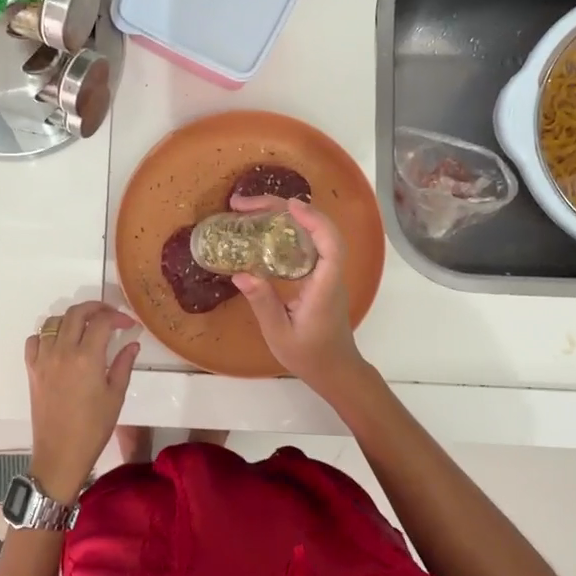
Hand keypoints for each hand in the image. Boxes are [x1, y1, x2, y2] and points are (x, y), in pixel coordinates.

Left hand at [24, 301, 140, 501]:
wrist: (60, 453)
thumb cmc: (93, 428)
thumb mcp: (115, 396)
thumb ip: (123, 365)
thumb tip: (132, 344)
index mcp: (86, 357)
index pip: (101, 321)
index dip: (117, 317)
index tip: (128, 324)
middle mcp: (62, 351)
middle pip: (75, 313)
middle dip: (95, 308)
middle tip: (109, 316)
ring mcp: (43, 359)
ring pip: (52, 322)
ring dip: (71, 319)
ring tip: (85, 327)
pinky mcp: (31, 369)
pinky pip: (35, 340)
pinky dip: (46, 335)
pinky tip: (59, 344)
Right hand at [229, 195, 364, 385]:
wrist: (335, 370)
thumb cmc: (310, 356)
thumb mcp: (280, 334)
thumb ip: (263, 303)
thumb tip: (241, 274)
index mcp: (325, 287)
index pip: (330, 245)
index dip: (314, 221)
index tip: (289, 206)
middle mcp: (329, 274)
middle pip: (316, 230)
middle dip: (283, 210)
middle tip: (243, 205)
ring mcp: (325, 273)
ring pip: (310, 234)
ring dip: (281, 217)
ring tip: (246, 212)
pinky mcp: (317, 276)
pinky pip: (304, 245)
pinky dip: (282, 231)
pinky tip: (259, 231)